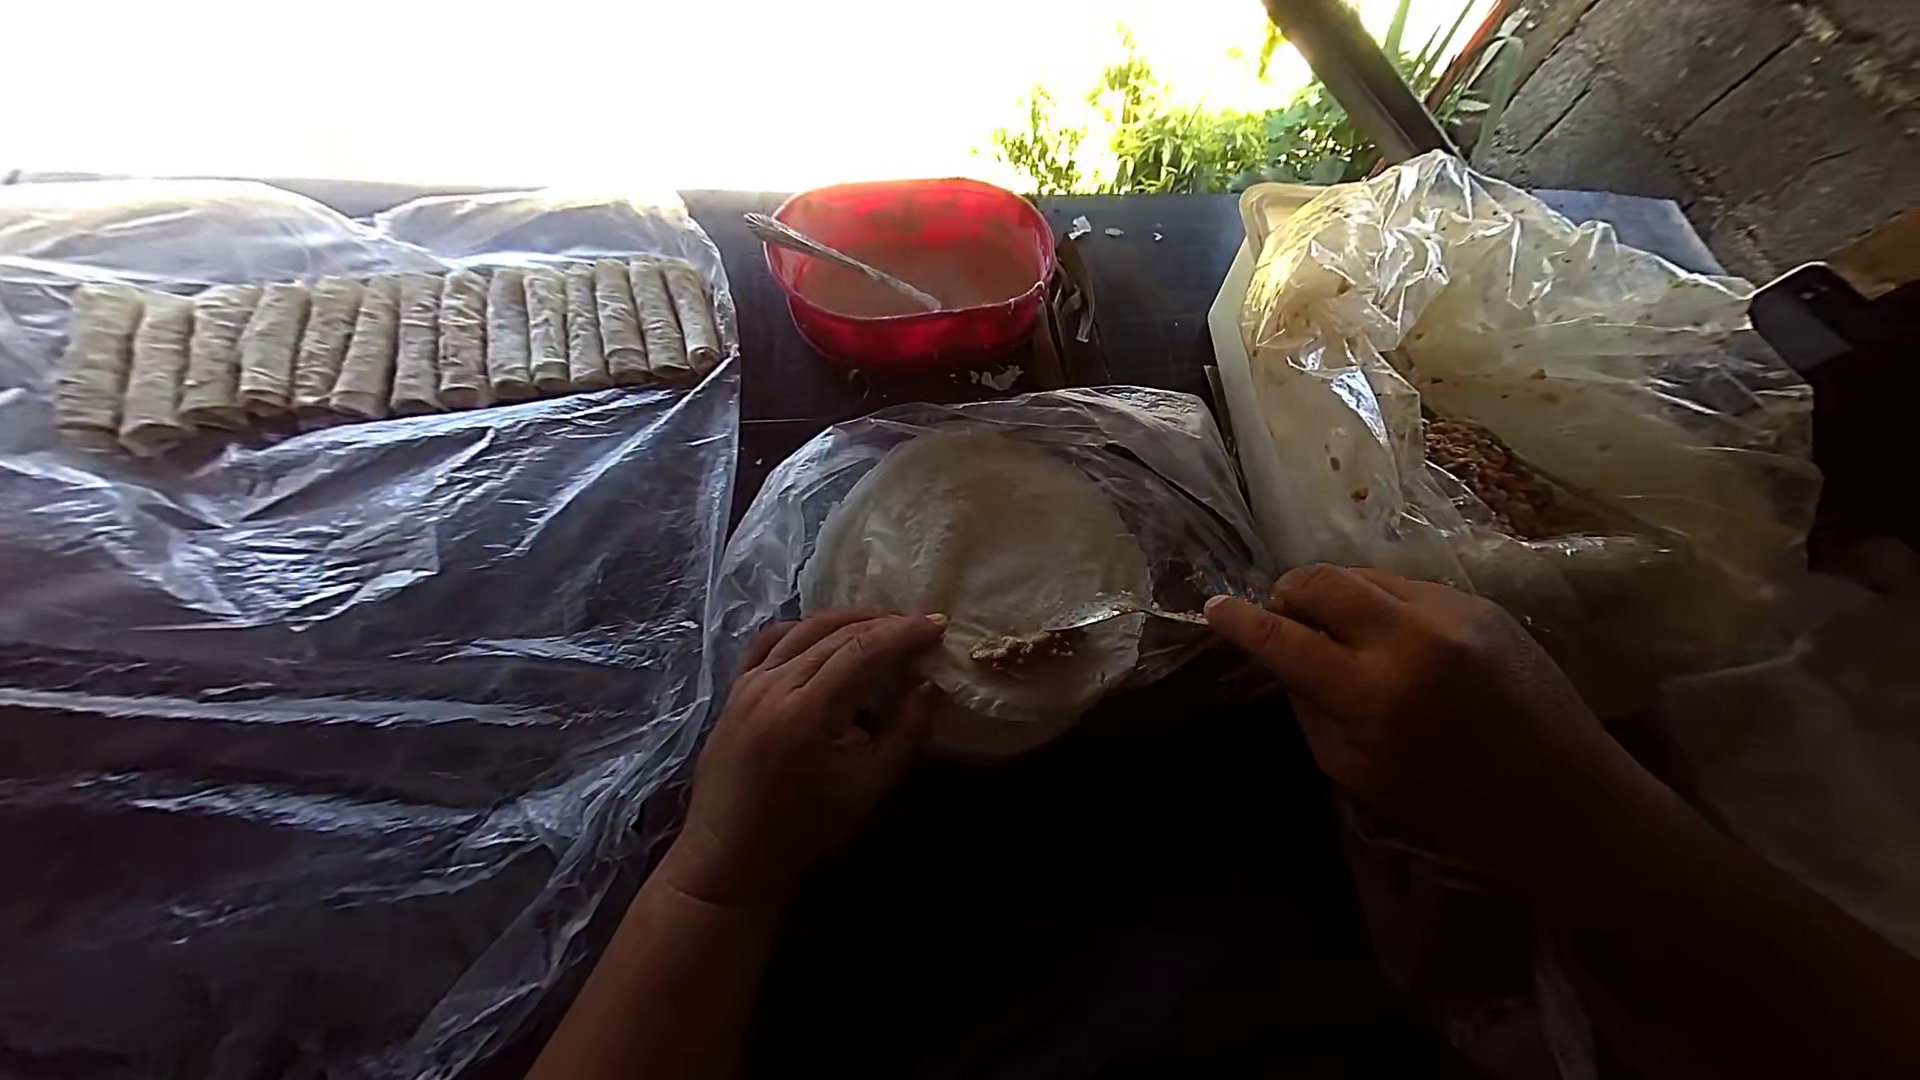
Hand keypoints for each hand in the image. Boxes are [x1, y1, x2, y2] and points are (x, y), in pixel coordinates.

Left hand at [660, 608, 946, 906]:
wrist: (730, 856)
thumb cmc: (806, 828)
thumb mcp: (870, 786)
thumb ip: (906, 730)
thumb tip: (929, 684)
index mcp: (808, 712)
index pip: (864, 650)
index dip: (905, 632)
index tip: (938, 623)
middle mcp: (775, 685)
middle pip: (838, 633)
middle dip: (885, 623)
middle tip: (920, 625)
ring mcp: (750, 682)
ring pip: (806, 628)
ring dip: (849, 619)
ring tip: (884, 623)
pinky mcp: (736, 687)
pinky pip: (772, 639)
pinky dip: (806, 628)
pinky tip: (828, 633)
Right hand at [1205, 564, 1658, 885]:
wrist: (1572, 806)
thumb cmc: (1448, 805)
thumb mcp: (1350, 770)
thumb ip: (1307, 704)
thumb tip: (1282, 657)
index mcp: (1373, 694)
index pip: (1282, 639)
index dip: (1239, 620)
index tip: (1213, 607)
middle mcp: (1411, 639)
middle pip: (1318, 580)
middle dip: (1285, 593)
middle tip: (1285, 620)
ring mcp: (1452, 613)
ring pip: (1358, 573)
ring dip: (1331, 595)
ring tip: (1339, 630)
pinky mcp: (1480, 604)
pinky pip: (1399, 585)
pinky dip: (1374, 602)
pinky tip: (1391, 637)